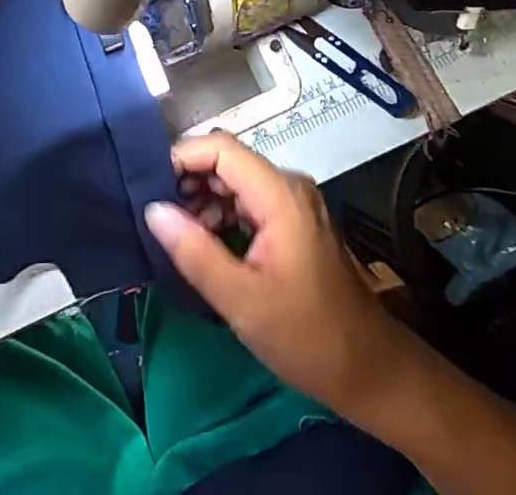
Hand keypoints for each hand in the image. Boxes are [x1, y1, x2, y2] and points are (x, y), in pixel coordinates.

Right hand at [143, 132, 409, 412]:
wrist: (368, 366)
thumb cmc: (305, 335)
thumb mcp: (240, 299)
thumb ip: (194, 250)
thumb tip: (153, 210)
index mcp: (280, 195)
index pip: (221, 147)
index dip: (181, 158)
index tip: (147, 187)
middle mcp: (289, 186)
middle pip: (228, 161)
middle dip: (188, 181)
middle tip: (157, 215)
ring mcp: (294, 202)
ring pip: (237, 181)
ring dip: (203, 200)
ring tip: (177, 235)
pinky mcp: (293, 221)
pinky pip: (250, 201)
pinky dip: (223, 214)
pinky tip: (204, 243)